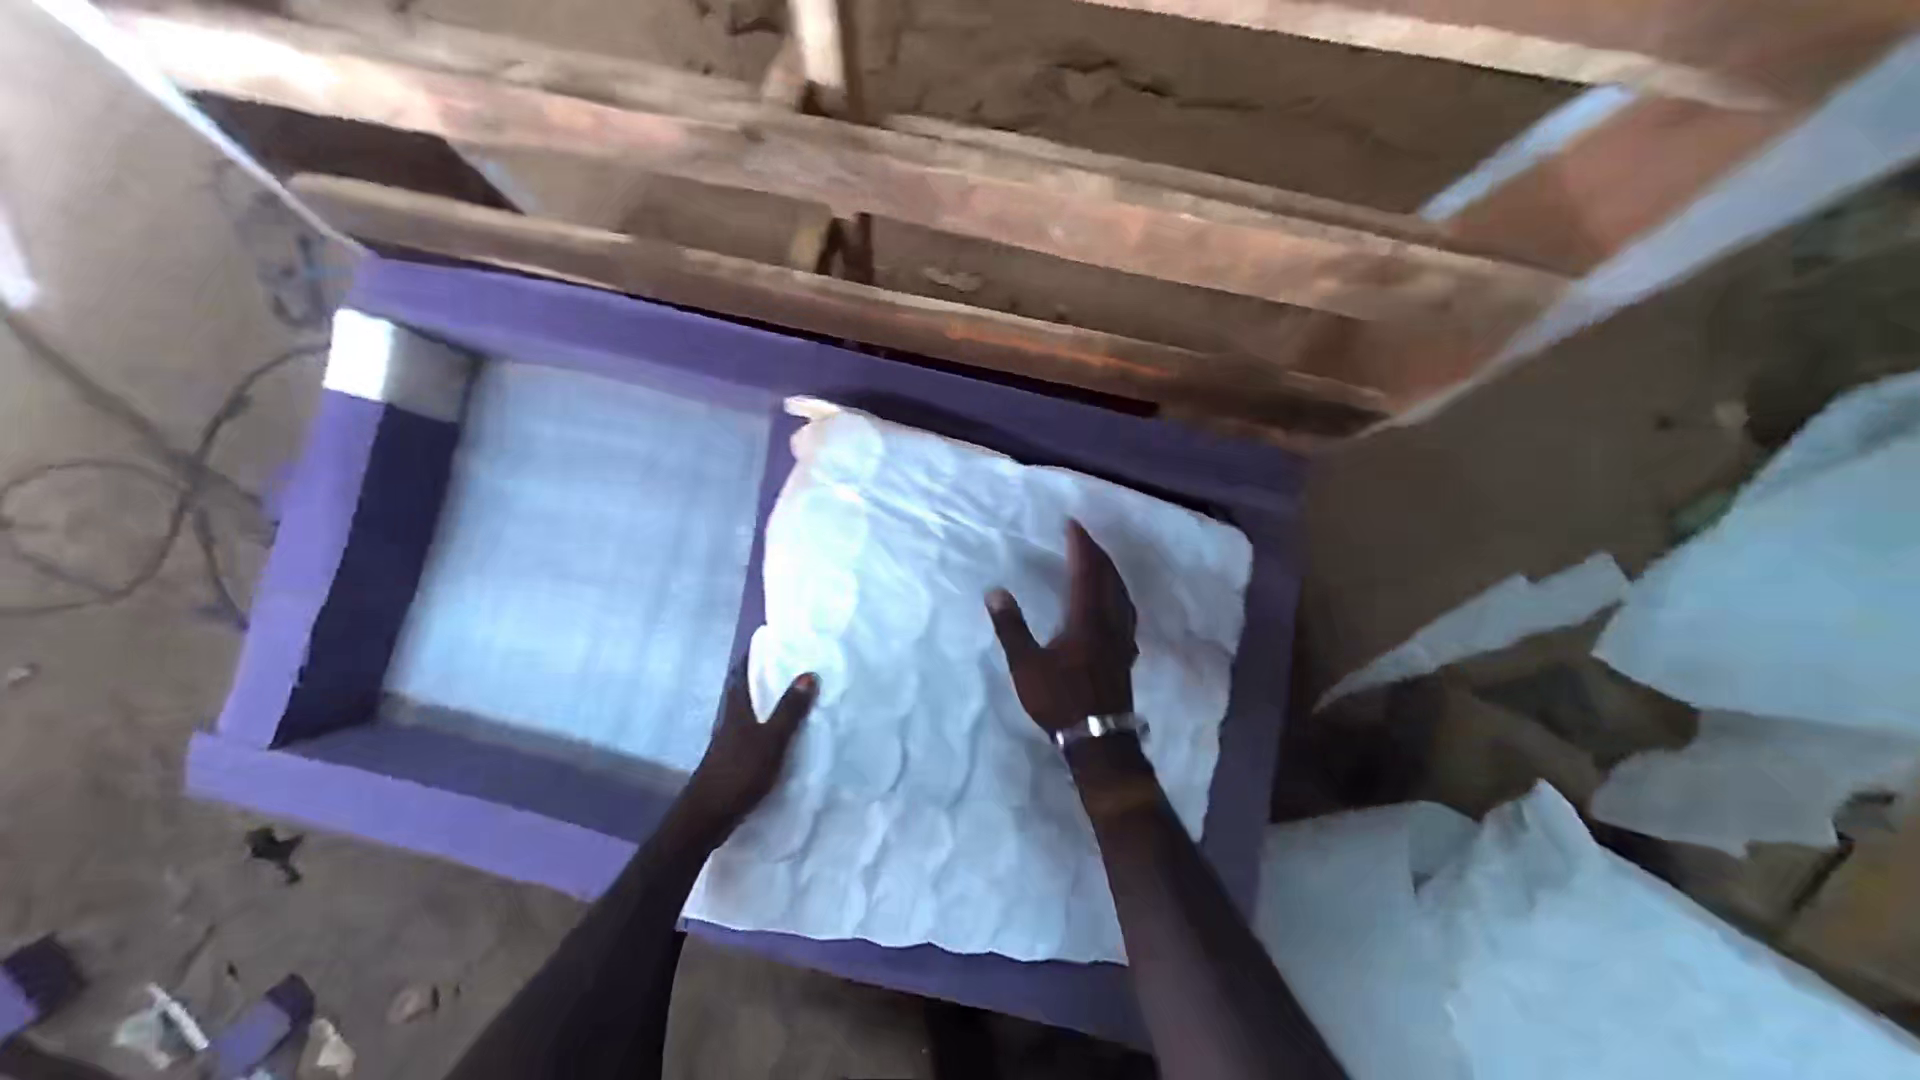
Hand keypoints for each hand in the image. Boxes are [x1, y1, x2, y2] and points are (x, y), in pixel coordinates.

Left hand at [680, 665, 817, 832]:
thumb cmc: (738, 773)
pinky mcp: (734, 761)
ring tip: (796, 697)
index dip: (754, 655)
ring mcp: (730, 742)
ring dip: (768, 703)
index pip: (741, 672)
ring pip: (750, 713)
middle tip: (794, 666)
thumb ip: (789, 709)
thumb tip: (809, 673)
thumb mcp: (771, 740)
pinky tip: (784, 735)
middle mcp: (730, 720)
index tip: (774, 642)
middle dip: (765, 677)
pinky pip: (754, 733)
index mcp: (736, 708)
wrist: (706, 818)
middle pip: (745, 690)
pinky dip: (769, 726)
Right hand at [986, 520, 1137, 733]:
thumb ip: (1011, 626)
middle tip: (1083, 536)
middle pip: (1109, 577)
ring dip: (1110, 572)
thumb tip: (995, 591)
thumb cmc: (1060, 699)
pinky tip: (1115, 605)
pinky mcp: (1126, 655)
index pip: (1086, 571)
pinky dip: (1119, 596)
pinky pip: (1127, 613)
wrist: (1098, 738)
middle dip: (1097, 553)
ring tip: (1099, 561)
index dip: (1081, 545)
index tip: (1073, 524)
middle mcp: (1110, 622)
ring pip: (1122, 594)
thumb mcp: (1027, 664)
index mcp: (1087, 618)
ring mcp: (1122, 639)